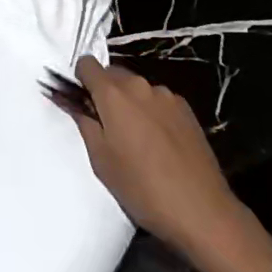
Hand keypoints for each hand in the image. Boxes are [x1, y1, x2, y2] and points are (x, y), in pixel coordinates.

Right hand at [68, 55, 246, 252]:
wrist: (199, 207)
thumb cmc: (141, 187)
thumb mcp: (101, 160)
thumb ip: (84, 122)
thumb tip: (71, 99)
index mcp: (114, 94)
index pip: (88, 64)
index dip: (80, 79)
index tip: (80, 101)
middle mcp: (141, 85)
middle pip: (113, 74)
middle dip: (104, 93)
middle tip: (104, 128)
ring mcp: (167, 95)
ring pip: (137, 88)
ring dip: (129, 103)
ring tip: (134, 141)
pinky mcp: (186, 108)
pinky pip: (158, 101)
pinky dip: (151, 112)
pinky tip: (158, 144)